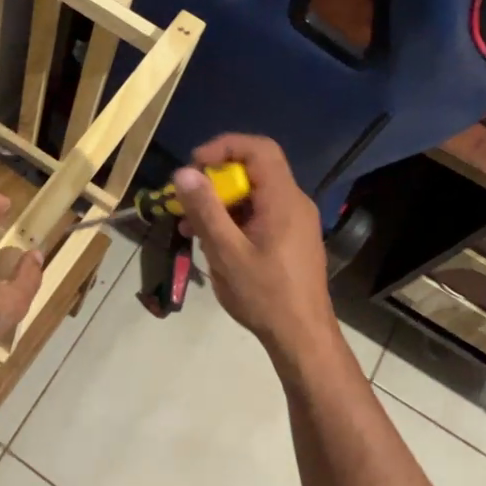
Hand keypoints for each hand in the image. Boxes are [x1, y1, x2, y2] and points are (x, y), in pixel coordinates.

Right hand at [174, 134, 337, 353]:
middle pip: (253, 171)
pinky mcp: (289, 240)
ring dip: (219, 204)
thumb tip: (183, 173)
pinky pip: (258, 215)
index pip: (259, 149)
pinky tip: (211, 244)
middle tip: (186, 202)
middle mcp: (293, 204)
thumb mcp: (227, 253)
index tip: (194, 167)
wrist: (302, 338)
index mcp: (284, 200)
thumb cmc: (265, 296)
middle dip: (214, 181)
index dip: (224, 147)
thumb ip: (205, 210)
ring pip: (252, 195)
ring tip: (189, 227)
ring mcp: (294, 222)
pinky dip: (232, 220)